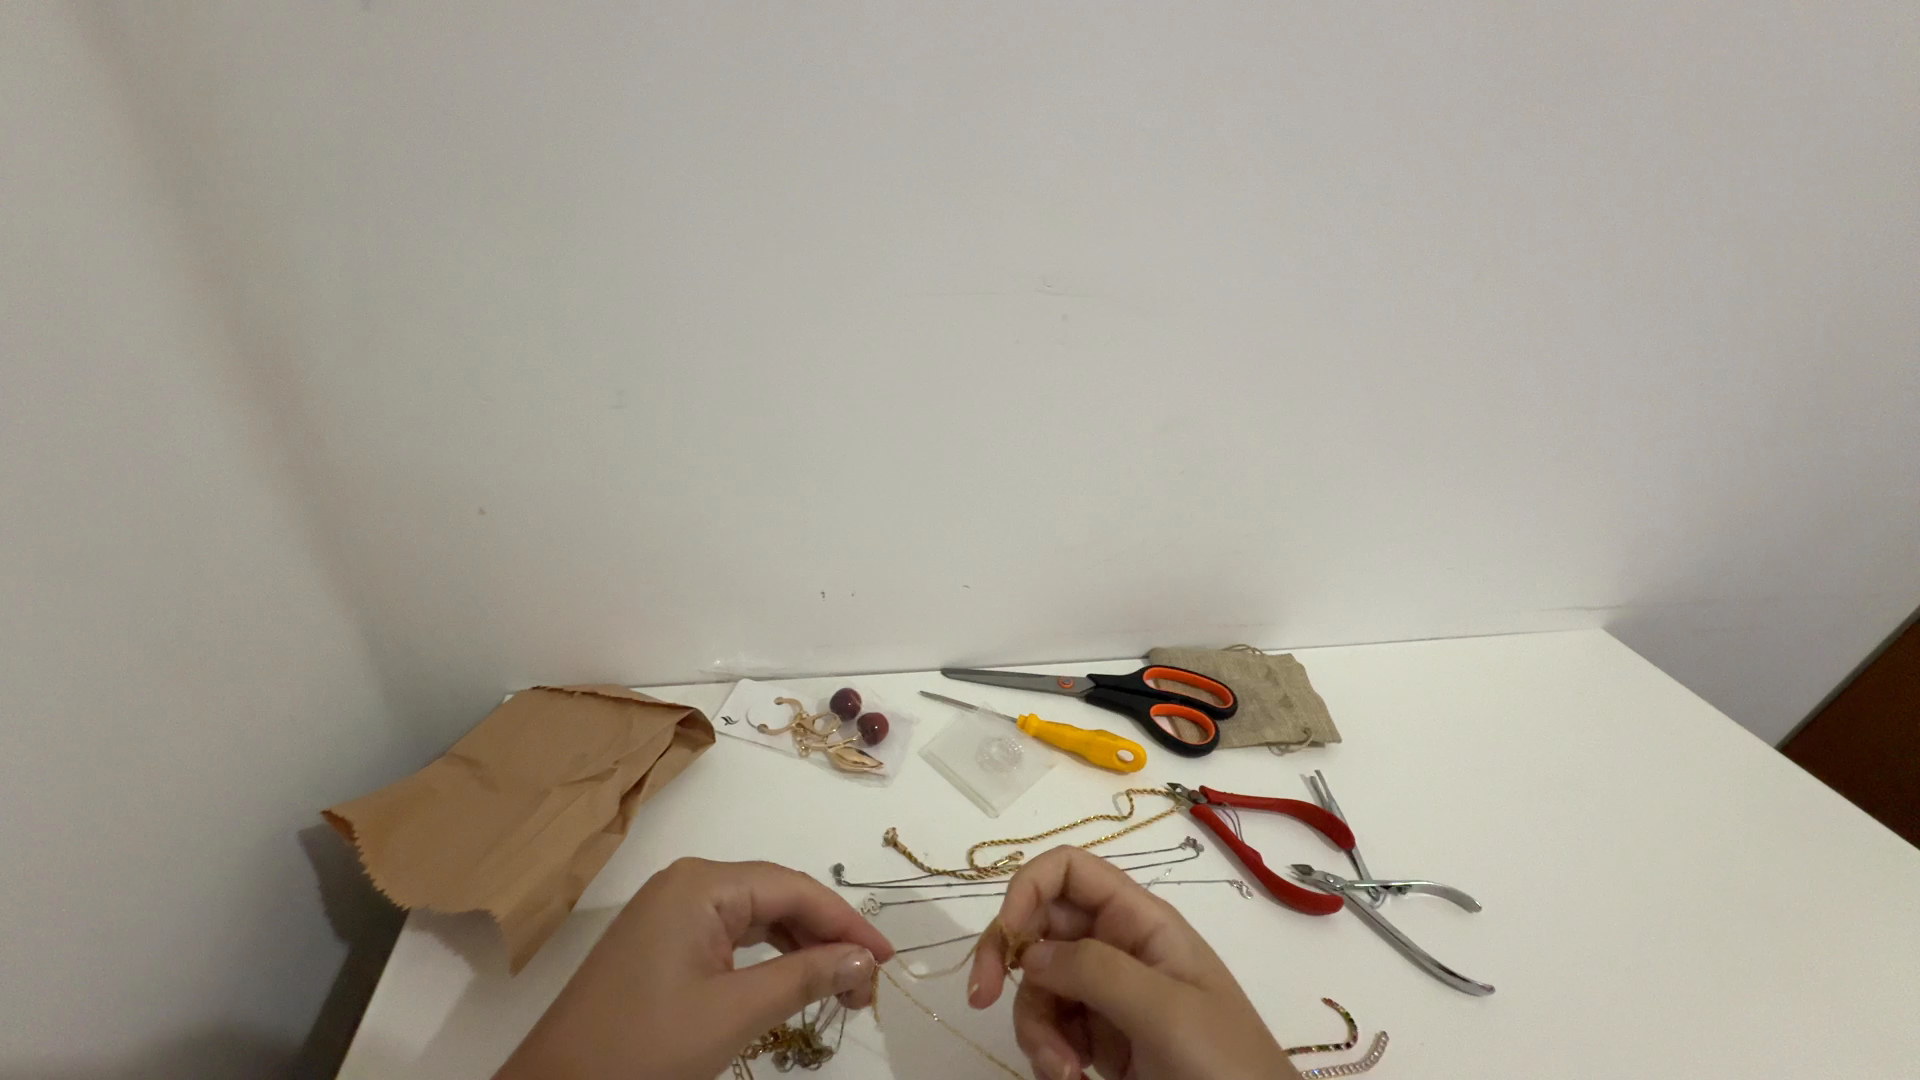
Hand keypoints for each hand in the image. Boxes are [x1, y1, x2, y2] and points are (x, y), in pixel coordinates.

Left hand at [495, 858, 894, 1079]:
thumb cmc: (643, 1051)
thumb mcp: (733, 1015)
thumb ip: (806, 977)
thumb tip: (865, 960)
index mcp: (702, 883)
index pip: (793, 888)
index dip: (846, 921)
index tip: (888, 958)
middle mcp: (688, 883)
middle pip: (776, 897)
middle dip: (826, 936)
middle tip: (868, 980)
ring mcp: (671, 911)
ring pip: (756, 917)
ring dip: (800, 948)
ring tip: (841, 984)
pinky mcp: (662, 942)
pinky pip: (730, 936)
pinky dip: (767, 958)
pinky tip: (792, 980)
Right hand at [968, 846, 1297, 1079]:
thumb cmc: (1225, 1065)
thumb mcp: (1165, 1012)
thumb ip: (1095, 971)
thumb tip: (1028, 951)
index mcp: (1139, 919)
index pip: (1069, 871)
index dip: (1028, 888)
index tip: (1008, 935)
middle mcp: (1116, 945)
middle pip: (1040, 926)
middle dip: (1008, 958)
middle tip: (979, 996)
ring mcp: (1106, 993)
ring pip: (1037, 982)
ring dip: (1034, 1023)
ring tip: (1061, 1070)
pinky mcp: (1100, 1037)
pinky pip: (1050, 1025)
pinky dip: (1047, 1050)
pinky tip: (1069, 1077)